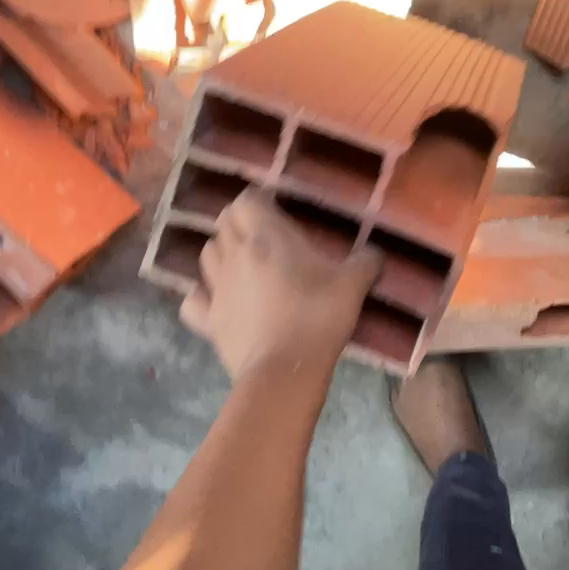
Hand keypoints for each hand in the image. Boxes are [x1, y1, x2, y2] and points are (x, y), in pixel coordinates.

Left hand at [181, 189, 381, 379]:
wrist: (285, 370)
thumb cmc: (319, 315)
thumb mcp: (354, 284)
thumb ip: (366, 262)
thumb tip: (375, 254)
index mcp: (267, 237)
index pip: (246, 201)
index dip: (257, 199)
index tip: (274, 205)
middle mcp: (236, 255)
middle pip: (224, 223)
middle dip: (238, 222)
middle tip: (260, 232)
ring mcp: (217, 288)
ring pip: (206, 254)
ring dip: (220, 250)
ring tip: (239, 259)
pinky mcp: (207, 321)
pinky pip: (193, 299)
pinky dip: (200, 293)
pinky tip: (215, 297)